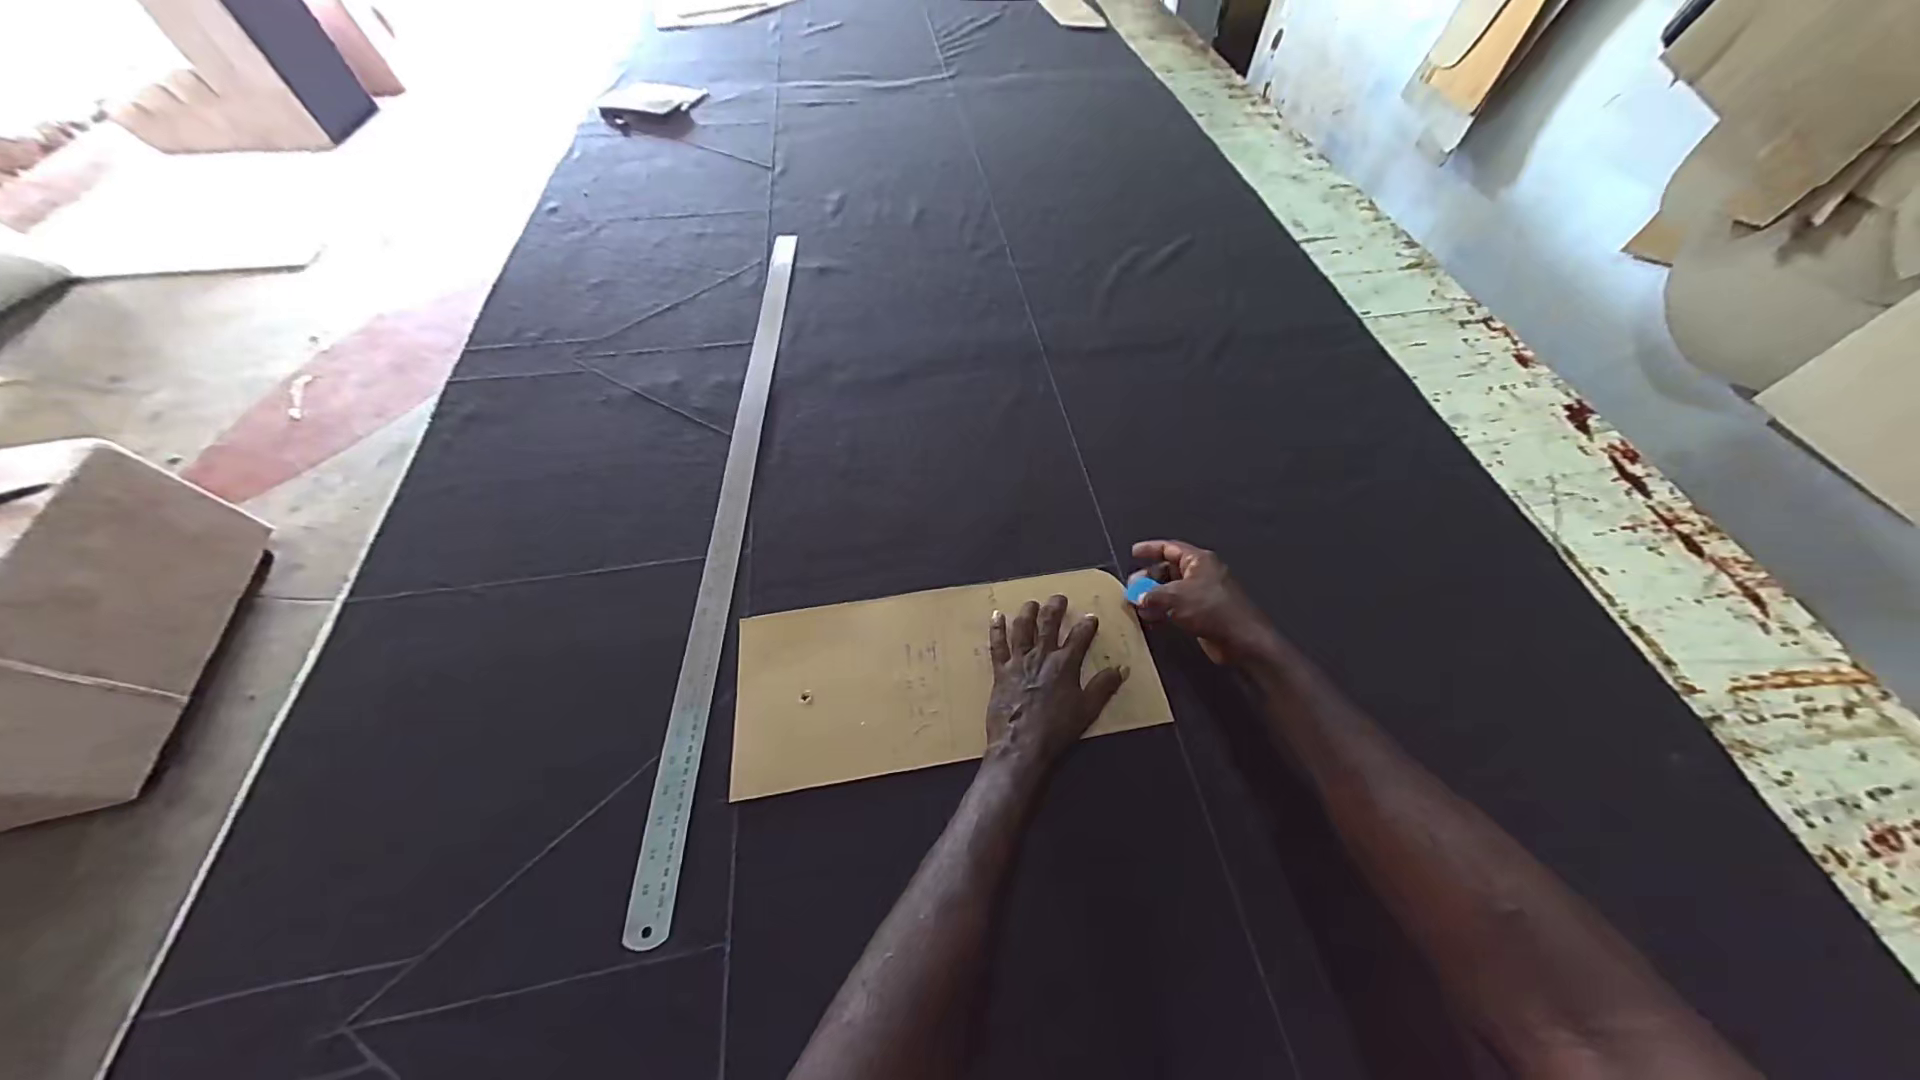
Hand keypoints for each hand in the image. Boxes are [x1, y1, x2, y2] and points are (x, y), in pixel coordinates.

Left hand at [983, 595, 1127, 779]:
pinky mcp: (1000, 670)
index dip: (1086, 625)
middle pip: (1048, 625)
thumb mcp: (1088, 709)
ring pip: (1023, 629)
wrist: (1021, 744)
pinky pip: (998, 645)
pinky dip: (997, 629)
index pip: (1079, 637)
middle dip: (1055, 609)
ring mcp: (1018, 661)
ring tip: (1031, 603)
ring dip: (1028, 613)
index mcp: (1065, 664)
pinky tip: (997, 616)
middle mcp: (1041, 656)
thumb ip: (1104, 686)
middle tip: (1058, 598)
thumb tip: (1122, 668)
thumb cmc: (1057, 729)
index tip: (1090, 616)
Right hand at [1128, 539, 1280, 665]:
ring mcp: (1201, 594)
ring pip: (1170, 590)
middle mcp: (1200, 574)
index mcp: (1198, 561)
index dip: (1150, 549)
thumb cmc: (1211, 609)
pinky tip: (1149, 619)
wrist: (1241, 639)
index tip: (1133, 552)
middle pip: (1168, 569)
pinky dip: (1162, 610)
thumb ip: (1151, 594)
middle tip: (1131, 588)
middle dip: (1148, 578)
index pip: (1170, 548)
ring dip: (1152, 597)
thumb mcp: (1175, 597)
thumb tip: (1136, 597)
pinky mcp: (1201, 613)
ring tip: (1136, 606)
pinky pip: (1176, 606)